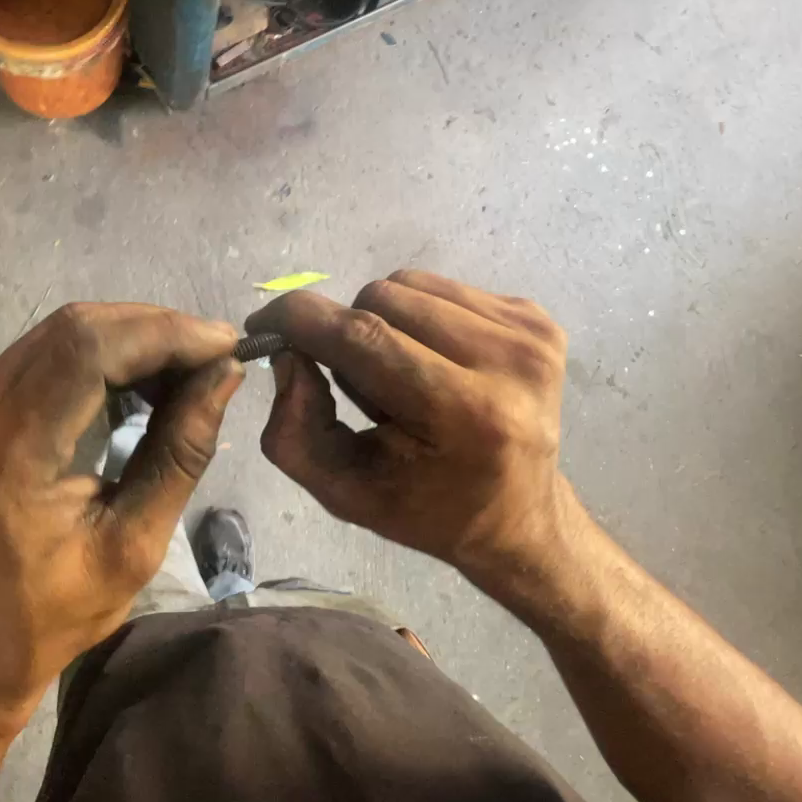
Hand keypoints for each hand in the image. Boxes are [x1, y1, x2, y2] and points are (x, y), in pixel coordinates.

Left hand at [0, 304, 243, 712]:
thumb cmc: (59, 614)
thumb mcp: (136, 545)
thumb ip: (181, 453)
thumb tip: (224, 376)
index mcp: (11, 455)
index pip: (89, 350)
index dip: (164, 333)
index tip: (224, 345)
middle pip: (73, 329)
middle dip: (154, 329)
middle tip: (213, 353)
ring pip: (58, 333)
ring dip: (129, 337)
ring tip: (186, 367)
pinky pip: (42, 356)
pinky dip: (99, 356)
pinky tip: (139, 380)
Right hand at [247, 270, 578, 581]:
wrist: (519, 516)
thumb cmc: (425, 510)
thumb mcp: (343, 492)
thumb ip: (294, 429)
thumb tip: (287, 352)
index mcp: (463, 413)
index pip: (361, 337)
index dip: (297, 320)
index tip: (263, 325)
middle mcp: (508, 363)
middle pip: (378, 301)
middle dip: (346, 335)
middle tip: (362, 388)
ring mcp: (531, 335)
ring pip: (406, 284)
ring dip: (381, 323)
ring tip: (401, 377)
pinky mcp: (538, 319)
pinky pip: (440, 287)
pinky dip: (416, 318)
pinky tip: (431, 363)